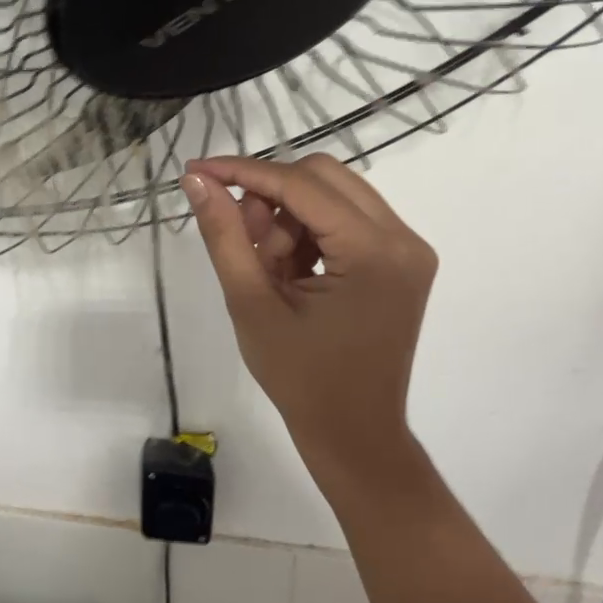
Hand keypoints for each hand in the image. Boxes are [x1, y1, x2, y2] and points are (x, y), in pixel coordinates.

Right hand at [178, 154, 437, 478]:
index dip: (242, 172)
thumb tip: (197, 182)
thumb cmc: (299, 375)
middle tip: (241, 236)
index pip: (300, 185)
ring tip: (266, 264)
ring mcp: (407, 250)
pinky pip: (345, 217)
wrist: (352, 431)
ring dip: (287, 214)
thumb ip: (225, 234)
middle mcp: (403, 240)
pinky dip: (307, 230)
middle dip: (269, 195)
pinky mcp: (400, 261)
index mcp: (373, 252)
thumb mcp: (250, 302)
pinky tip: (288, 268)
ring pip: (332, 193)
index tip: (194, 172)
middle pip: (322, 176)